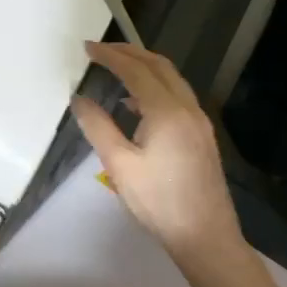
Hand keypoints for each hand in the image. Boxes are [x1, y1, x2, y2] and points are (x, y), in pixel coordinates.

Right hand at [73, 42, 241, 265]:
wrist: (206, 238)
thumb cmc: (158, 202)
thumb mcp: (118, 164)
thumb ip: (97, 126)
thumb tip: (79, 98)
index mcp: (167, 113)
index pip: (135, 71)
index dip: (110, 56)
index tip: (87, 48)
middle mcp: (188, 110)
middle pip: (159, 67)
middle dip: (130, 53)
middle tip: (101, 50)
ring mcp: (199, 123)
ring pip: (172, 80)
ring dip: (144, 67)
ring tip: (116, 68)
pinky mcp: (202, 137)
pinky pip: (177, 96)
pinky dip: (155, 86)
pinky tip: (136, 103)